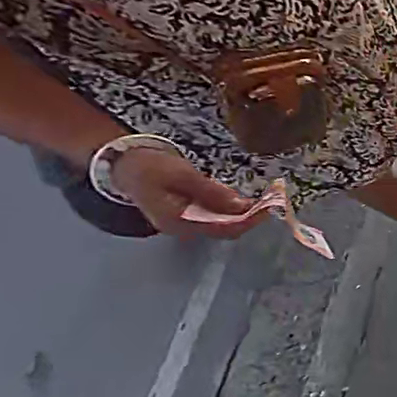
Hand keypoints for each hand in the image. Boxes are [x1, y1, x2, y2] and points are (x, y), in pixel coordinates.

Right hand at [110, 147, 265, 238]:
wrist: (124, 166)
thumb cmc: (150, 167)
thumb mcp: (181, 174)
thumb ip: (210, 191)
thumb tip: (239, 206)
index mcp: (179, 221)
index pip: (223, 228)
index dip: (249, 219)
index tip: (269, 206)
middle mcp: (184, 229)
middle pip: (226, 229)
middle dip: (250, 217)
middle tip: (271, 200)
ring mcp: (186, 225)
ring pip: (223, 224)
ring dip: (244, 214)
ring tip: (264, 200)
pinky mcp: (189, 217)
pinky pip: (216, 218)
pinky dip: (232, 210)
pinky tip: (244, 201)